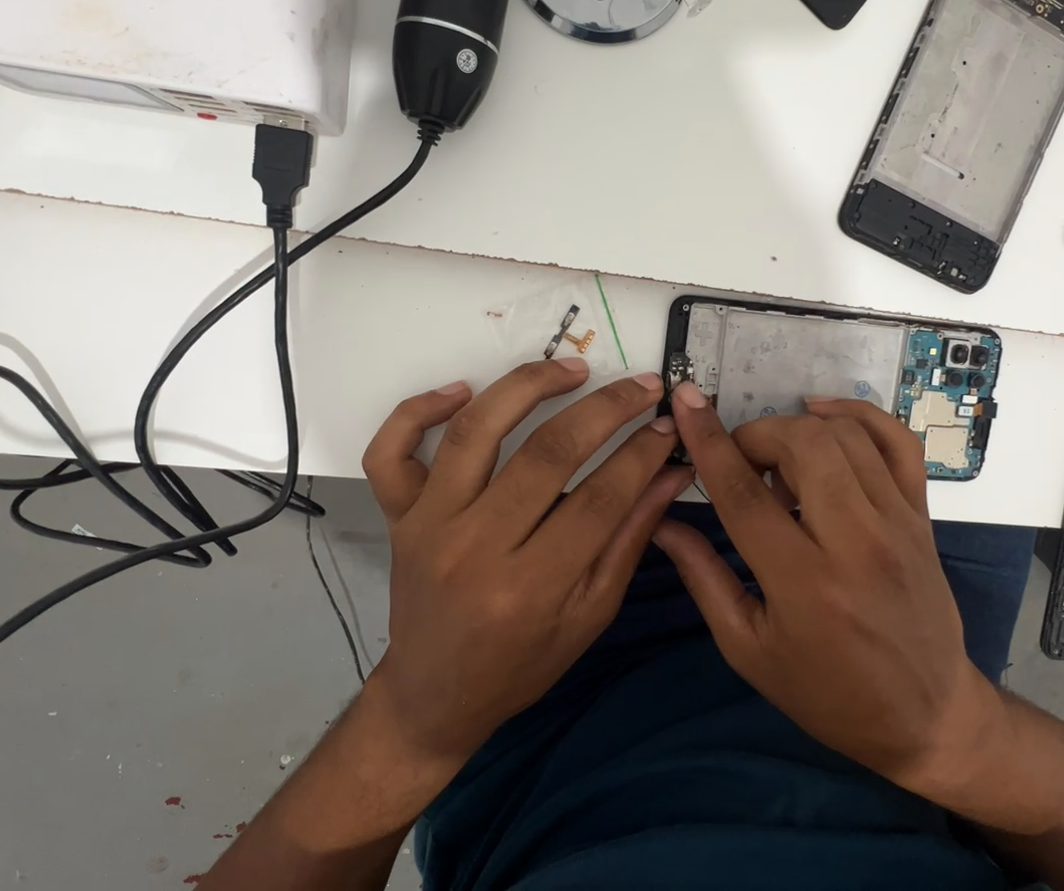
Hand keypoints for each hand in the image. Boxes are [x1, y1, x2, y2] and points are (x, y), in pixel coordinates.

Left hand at [358, 358, 693, 764]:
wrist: (435, 696)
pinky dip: (417, 409)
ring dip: (527, 387)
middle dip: (605, 410)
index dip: (642, 454)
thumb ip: (630, 538)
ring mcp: (429, 525)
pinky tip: (462, 389)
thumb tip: (672, 473)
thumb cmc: (521, 665)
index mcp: (531, 588)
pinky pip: (391, 450)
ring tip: (572, 367)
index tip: (668, 424)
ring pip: (474, 433)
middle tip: (642, 386)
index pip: (600, 498)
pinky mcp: (398, 515)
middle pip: (547, 455)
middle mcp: (475, 548)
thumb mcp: (590, 615)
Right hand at [655, 385, 1000, 790]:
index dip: (708, 442)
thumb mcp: (748, 649)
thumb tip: (659, 523)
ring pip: (846, 435)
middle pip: (803, 445)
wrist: (925, 716)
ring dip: (798, 428)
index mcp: (803, 584)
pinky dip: (861, 414)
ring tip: (779, 460)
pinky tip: (826, 415)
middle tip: (739, 459)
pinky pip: (898, 442)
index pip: (745, 493)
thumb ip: (703, 577)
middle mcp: (856, 543)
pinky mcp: (922, 516)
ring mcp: (897, 523)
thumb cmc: (827, 693)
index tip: (686, 402)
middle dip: (757, 434)